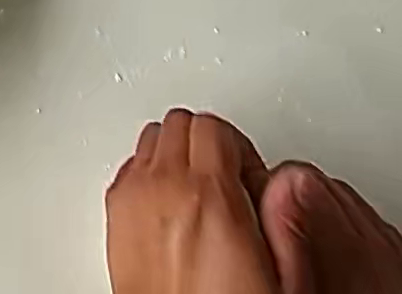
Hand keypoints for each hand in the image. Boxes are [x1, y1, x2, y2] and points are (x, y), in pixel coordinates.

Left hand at [106, 109, 278, 293]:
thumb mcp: (283, 277)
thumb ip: (284, 220)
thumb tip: (287, 182)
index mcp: (210, 196)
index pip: (213, 127)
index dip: (239, 148)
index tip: (253, 177)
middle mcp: (163, 182)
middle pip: (180, 123)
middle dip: (209, 144)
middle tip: (233, 183)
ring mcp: (132, 188)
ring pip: (152, 137)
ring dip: (178, 153)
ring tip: (206, 195)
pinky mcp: (113, 201)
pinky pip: (133, 163)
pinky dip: (153, 170)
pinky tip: (176, 205)